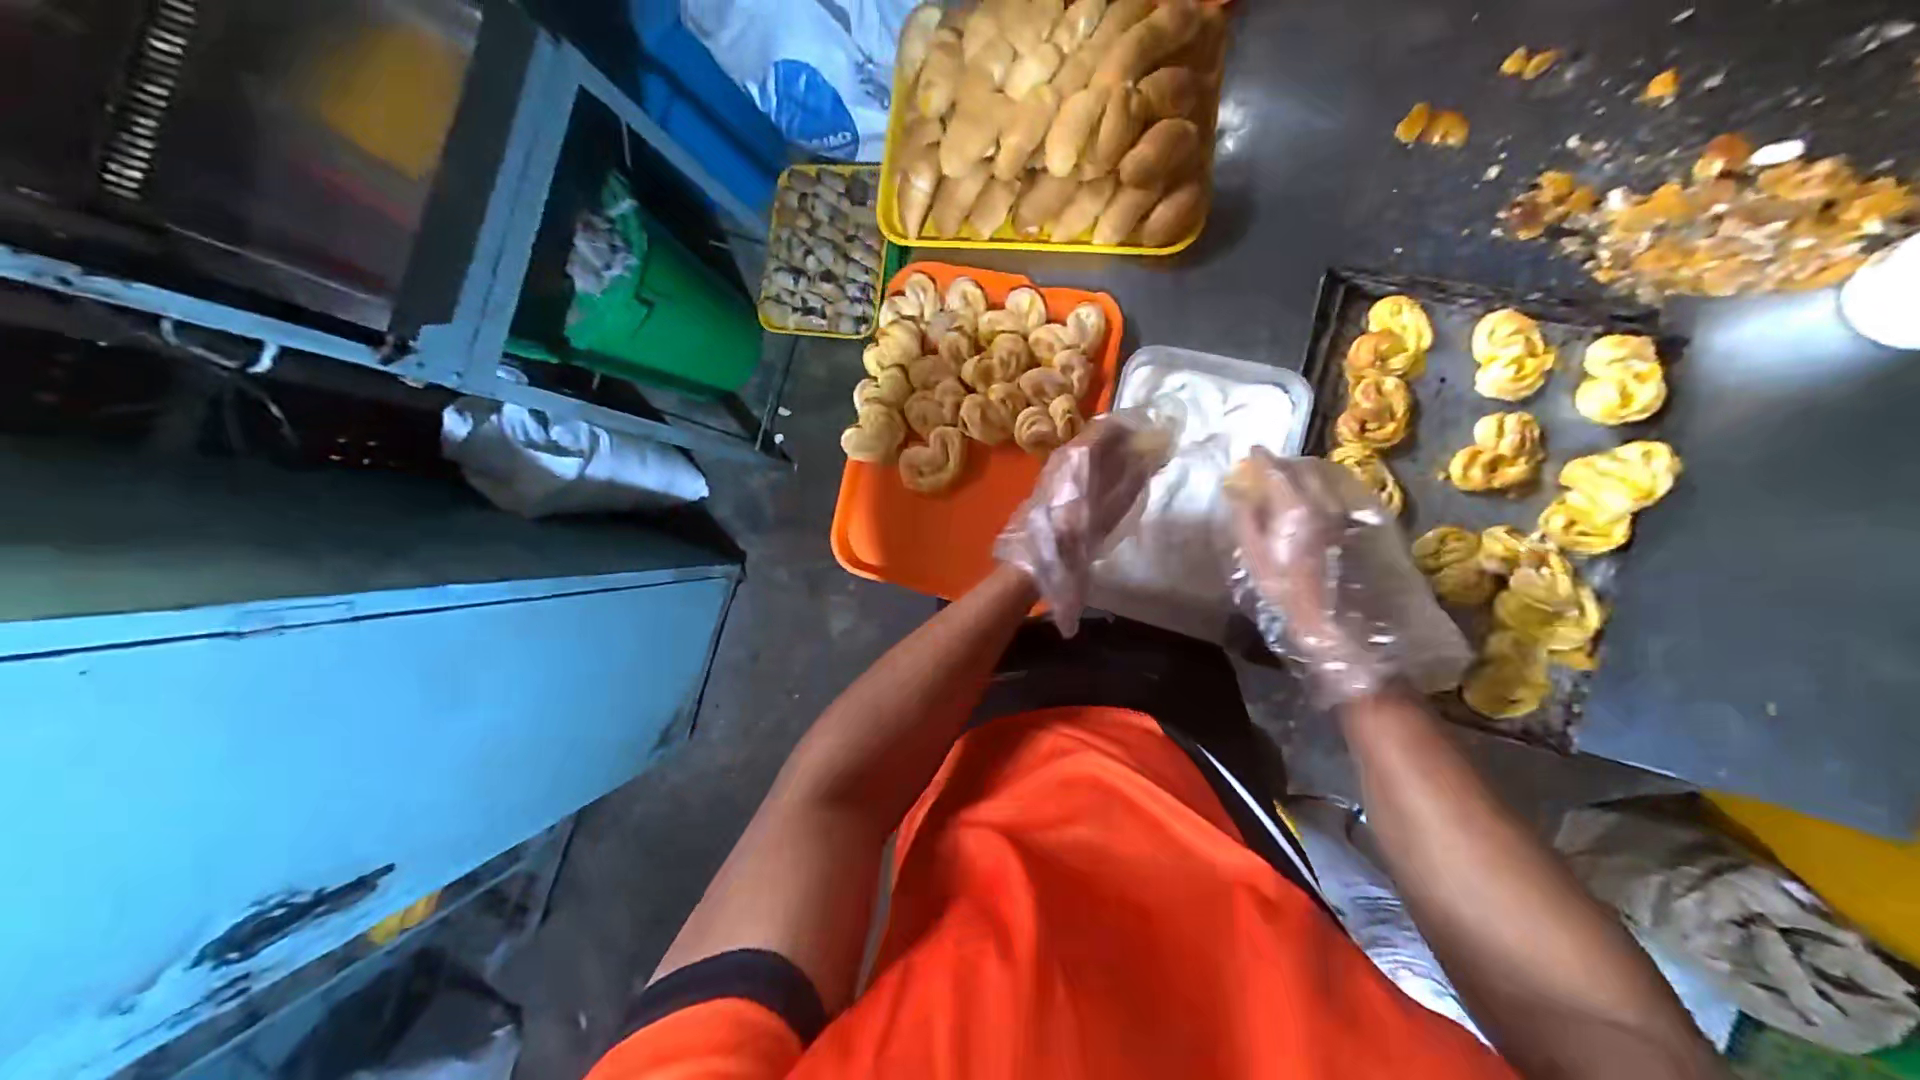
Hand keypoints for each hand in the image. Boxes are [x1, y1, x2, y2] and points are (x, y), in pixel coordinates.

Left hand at [995, 409, 1172, 635]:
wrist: (1035, 556)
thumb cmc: (1079, 531)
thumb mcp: (1115, 505)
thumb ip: (1136, 474)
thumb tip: (1154, 449)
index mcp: (1081, 451)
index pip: (1111, 423)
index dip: (1135, 426)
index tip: (1154, 435)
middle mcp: (1064, 451)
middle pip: (1098, 436)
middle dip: (1124, 441)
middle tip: (1146, 454)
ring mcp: (1053, 466)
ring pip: (1087, 450)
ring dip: (1109, 455)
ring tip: (1130, 470)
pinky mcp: (1047, 481)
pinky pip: (1077, 464)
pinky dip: (1095, 467)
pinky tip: (1106, 484)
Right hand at [1224, 450, 1469, 704]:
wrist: (1355, 637)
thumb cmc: (1297, 606)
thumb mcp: (1259, 568)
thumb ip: (1248, 525)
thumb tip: (1238, 492)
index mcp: (1299, 511)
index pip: (1277, 471)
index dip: (1262, 459)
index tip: (1251, 451)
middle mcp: (1331, 503)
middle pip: (1308, 467)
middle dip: (1287, 462)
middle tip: (1270, 466)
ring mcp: (1357, 512)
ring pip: (1333, 475)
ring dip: (1312, 470)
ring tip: (1296, 478)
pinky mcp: (1378, 525)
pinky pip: (1351, 491)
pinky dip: (1333, 484)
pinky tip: (1326, 496)